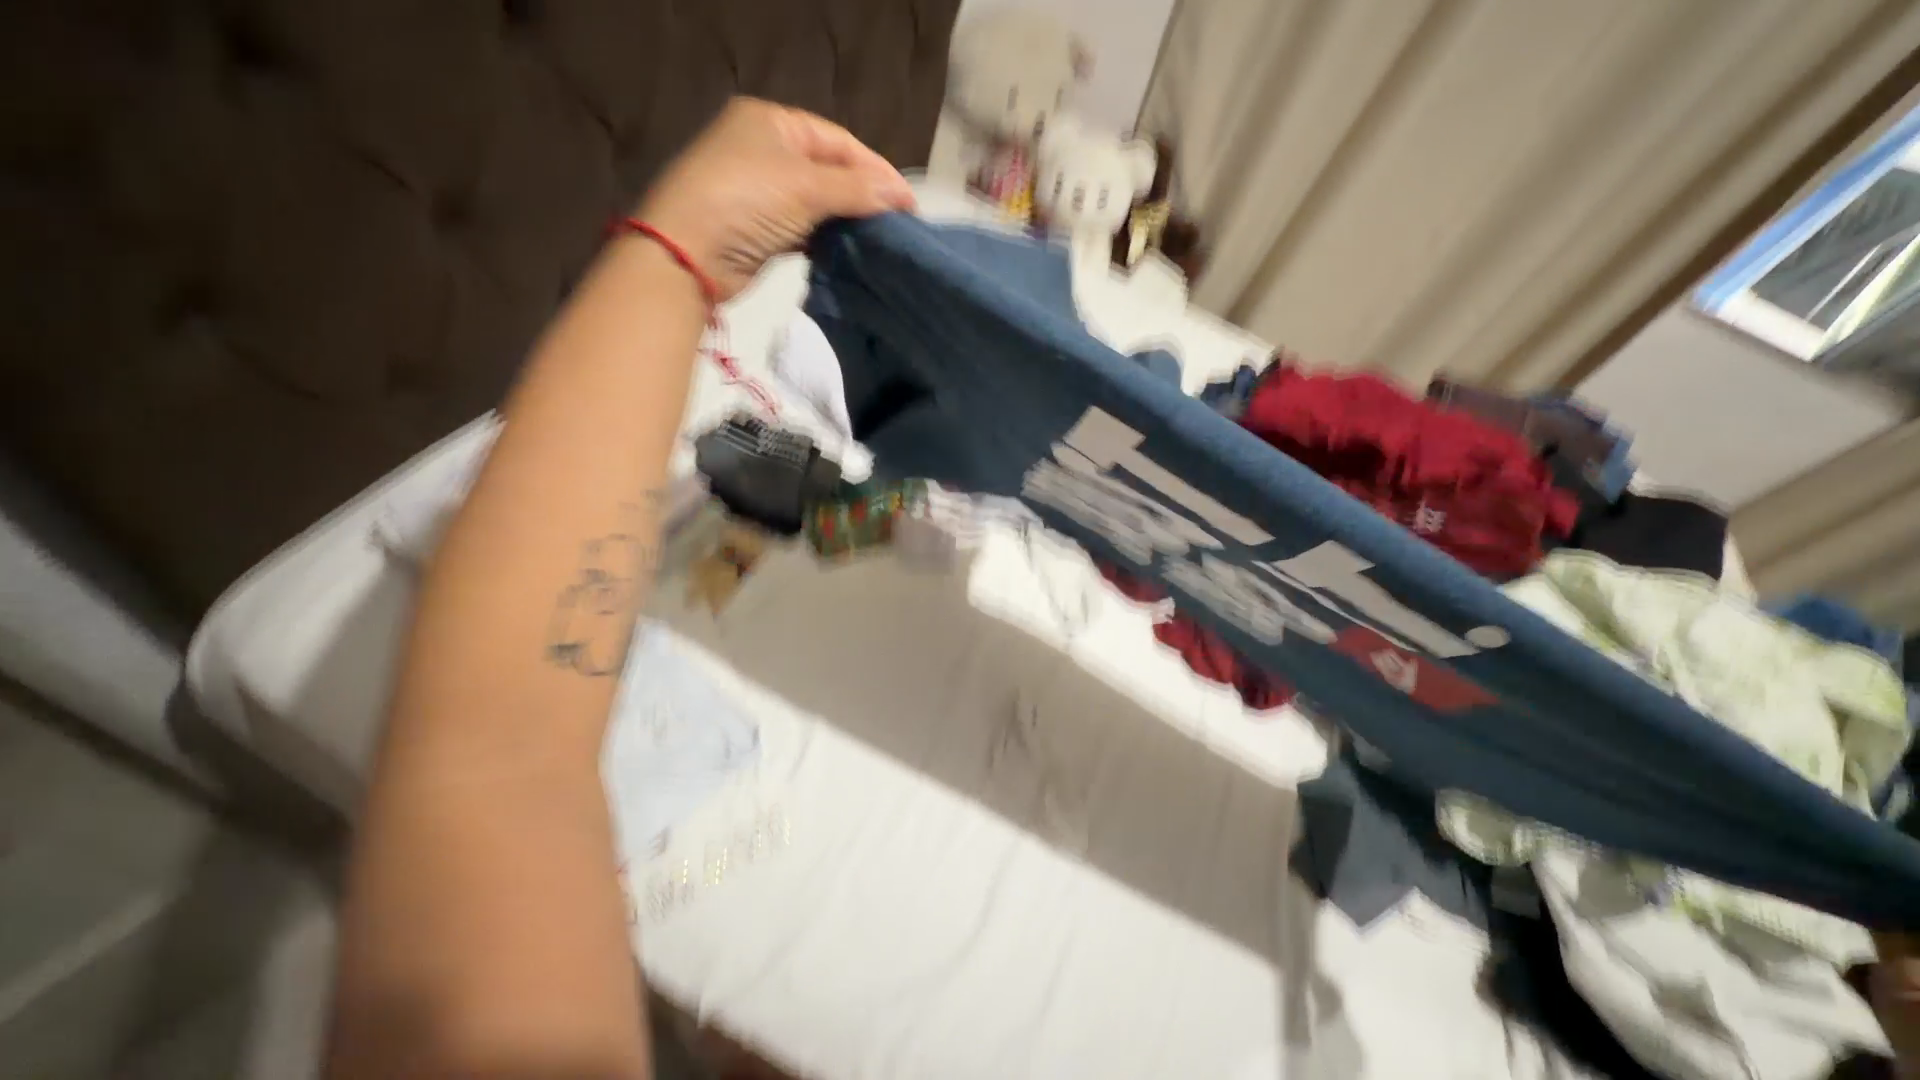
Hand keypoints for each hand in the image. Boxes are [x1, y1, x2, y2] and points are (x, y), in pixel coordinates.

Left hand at [637, 98, 916, 300]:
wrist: (684, 254)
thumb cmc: (745, 201)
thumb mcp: (805, 187)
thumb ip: (857, 190)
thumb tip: (903, 197)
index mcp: (772, 122)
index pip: (838, 141)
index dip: (876, 171)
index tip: (908, 204)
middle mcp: (764, 149)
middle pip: (829, 171)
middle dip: (863, 197)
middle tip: (898, 225)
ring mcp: (758, 190)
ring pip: (816, 202)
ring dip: (845, 221)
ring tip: (880, 241)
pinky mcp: (756, 229)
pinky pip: (801, 229)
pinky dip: (824, 239)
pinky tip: (848, 253)